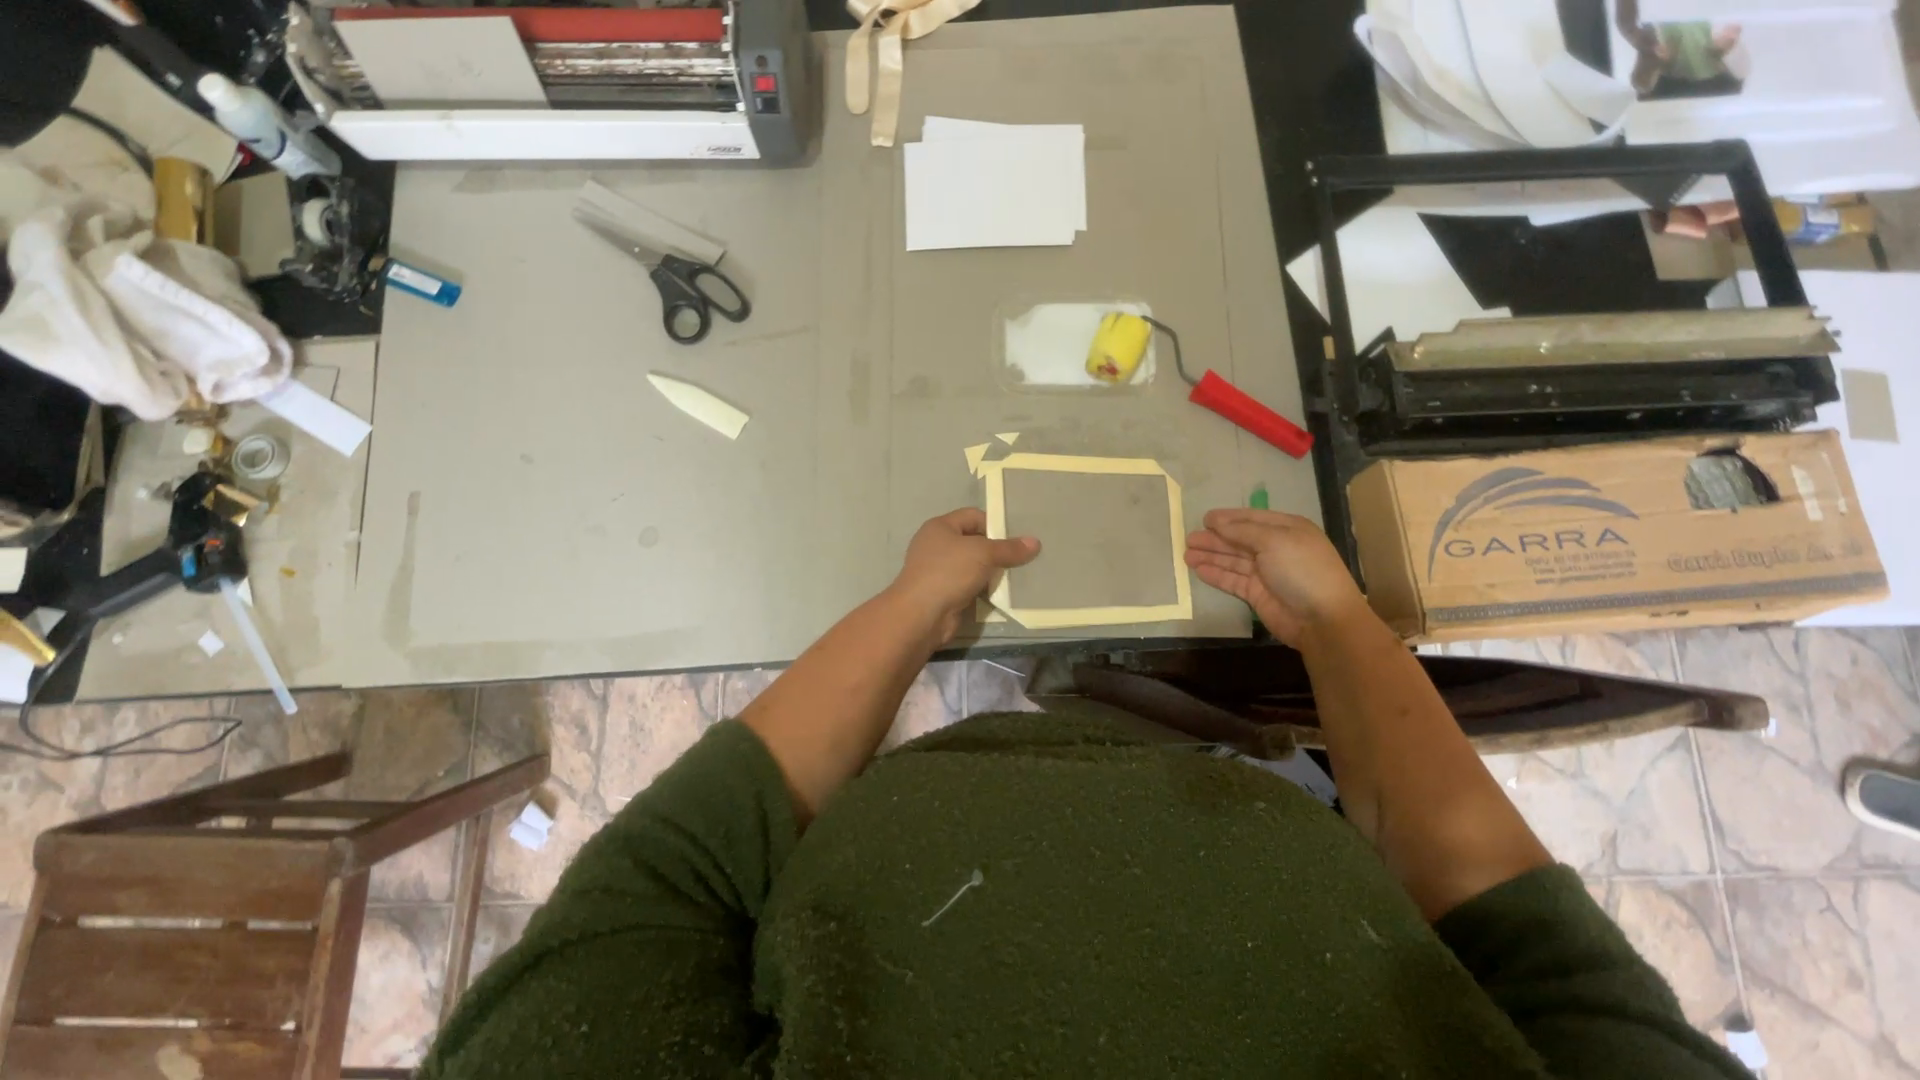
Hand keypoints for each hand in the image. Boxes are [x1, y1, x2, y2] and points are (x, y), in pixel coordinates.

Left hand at [889, 508, 1040, 643]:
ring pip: (973, 565)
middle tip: (1021, 558)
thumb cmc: (949, 572)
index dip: (995, 524)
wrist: (922, 615)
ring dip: (992, 571)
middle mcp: (937, 545)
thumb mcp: (983, 554)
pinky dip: (984, 588)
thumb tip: (1035, 542)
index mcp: (940, 527)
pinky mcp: (944, 593)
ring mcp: (939, 570)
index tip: (1016, 539)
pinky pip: (969, 585)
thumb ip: (1009, 548)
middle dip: (997, 550)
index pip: (973, 516)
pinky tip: (1001, 593)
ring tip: (1016, 576)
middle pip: (974, 541)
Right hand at [1184, 508, 1368, 647]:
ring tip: (1186, 553)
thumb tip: (1217, 522)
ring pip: (1233, 561)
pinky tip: (1198, 570)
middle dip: (1215, 538)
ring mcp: (1267, 573)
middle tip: (1188, 538)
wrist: (1322, 618)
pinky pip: (1233, 580)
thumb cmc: (1302, 569)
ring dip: (1211, 556)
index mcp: (1287, 530)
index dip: (1228, 518)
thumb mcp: (1275, 540)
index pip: (1252, 519)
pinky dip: (1216, 574)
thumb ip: (1243, 531)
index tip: (1204, 519)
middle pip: (1240, 540)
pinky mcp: (1258, 595)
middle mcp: (1277, 549)